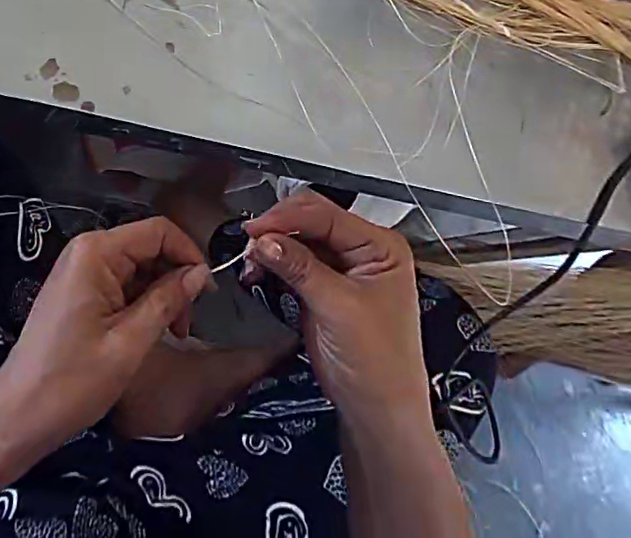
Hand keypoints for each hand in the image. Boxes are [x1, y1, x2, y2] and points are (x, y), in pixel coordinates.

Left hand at [0, 218, 212, 461]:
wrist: (13, 422)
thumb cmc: (71, 382)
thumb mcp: (129, 342)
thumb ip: (167, 300)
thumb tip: (202, 272)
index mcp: (97, 252)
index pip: (158, 231)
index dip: (189, 254)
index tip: (207, 291)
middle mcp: (88, 250)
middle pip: (149, 248)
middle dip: (175, 279)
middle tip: (187, 323)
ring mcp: (81, 270)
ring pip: (139, 267)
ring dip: (162, 295)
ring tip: (173, 334)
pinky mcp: (79, 290)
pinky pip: (122, 283)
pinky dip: (143, 303)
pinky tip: (151, 332)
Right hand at [243, 192, 430, 426]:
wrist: (379, 415)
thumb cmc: (377, 363)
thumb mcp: (339, 309)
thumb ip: (301, 269)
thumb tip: (264, 240)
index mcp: (380, 245)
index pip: (328, 216)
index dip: (289, 217)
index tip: (255, 228)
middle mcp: (364, 249)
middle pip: (313, 221)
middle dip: (280, 228)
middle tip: (249, 243)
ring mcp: (343, 267)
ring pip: (300, 239)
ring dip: (273, 246)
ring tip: (251, 261)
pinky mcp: (325, 285)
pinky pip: (296, 262)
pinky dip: (275, 263)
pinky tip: (259, 270)